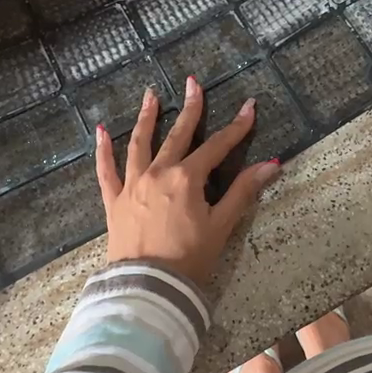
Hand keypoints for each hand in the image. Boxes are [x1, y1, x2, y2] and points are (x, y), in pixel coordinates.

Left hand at [95, 77, 280, 285]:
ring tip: (150, 96)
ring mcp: (133, 185)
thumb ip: (243, 191)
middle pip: (178, 135)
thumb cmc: (189, 259)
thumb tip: (271, 164)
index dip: (236, 127)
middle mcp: (158, 173)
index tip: (250, 106)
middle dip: (190, 108)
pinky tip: (100, 131)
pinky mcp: (114, 201)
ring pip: (140, 143)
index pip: (217, 146)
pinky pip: (106, 171)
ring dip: (146, 117)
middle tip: (194, 83)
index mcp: (187, 178)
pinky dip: (103, 150)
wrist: (147, 289)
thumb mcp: (221, 225)